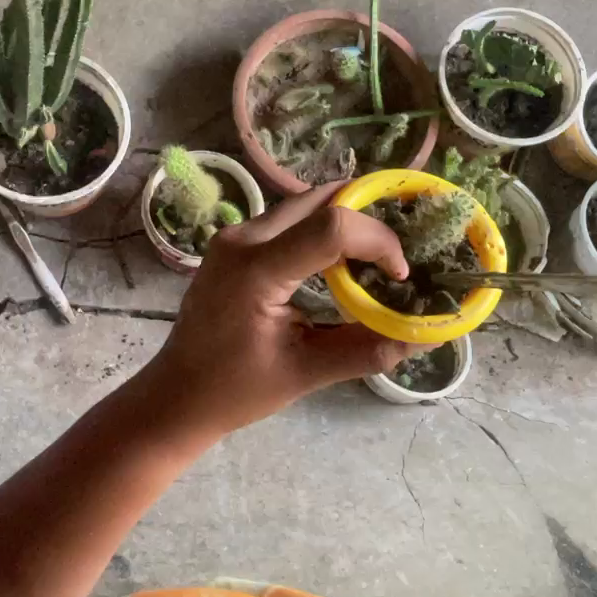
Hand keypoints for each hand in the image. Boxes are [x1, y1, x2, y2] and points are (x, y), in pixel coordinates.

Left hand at [131, 180, 430, 438]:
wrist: (176, 395)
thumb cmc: (233, 390)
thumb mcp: (304, 373)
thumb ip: (363, 350)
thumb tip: (420, 337)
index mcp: (256, 270)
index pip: (331, 227)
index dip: (377, 241)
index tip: (399, 274)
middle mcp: (242, 240)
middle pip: (318, 201)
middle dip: (367, 216)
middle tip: (398, 247)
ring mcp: (234, 237)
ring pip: (303, 205)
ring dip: (344, 220)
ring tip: (376, 254)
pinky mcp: (233, 244)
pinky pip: (287, 220)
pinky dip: (321, 229)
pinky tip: (341, 259)